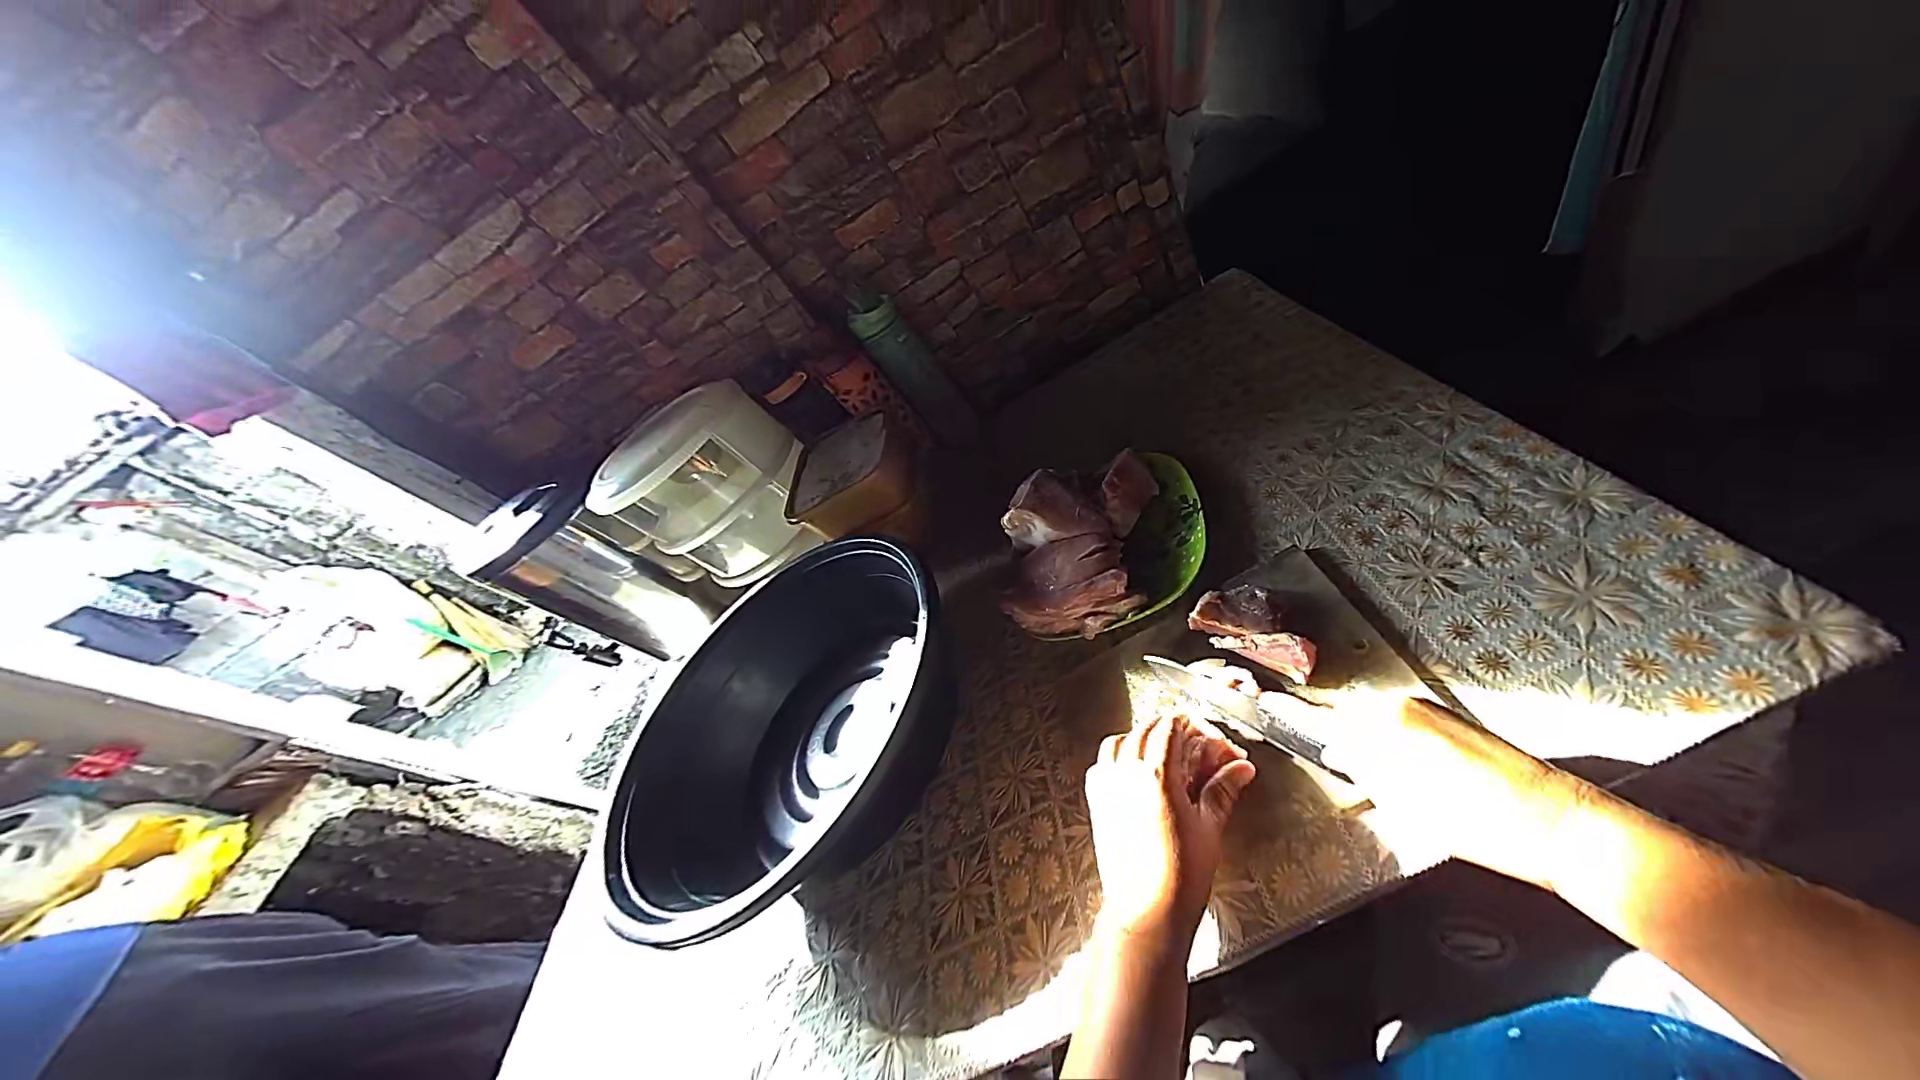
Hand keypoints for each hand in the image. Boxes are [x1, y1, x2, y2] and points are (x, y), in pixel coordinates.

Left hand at [1084, 714, 1257, 942]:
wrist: (1146, 911)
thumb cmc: (1179, 878)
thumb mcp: (1210, 827)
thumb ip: (1223, 789)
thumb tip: (1239, 769)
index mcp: (1157, 776)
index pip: (1169, 727)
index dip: (1191, 725)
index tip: (1206, 735)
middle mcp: (1127, 775)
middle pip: (1146, 730)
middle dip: (1172, 731)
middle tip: (1194, 746)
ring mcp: (1108, 786)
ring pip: (1121, 741)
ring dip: (1143, 740)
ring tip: (1167, 756)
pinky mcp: (1097, 801)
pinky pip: (1103, 763)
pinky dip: (1120, 757)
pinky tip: (1138, 772)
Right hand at [1266, 694, 1595, 889]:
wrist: (1563, 827)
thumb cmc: (1484, 823)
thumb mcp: (1407, 803)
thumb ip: (1364, 768)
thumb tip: (1339, 749)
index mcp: (1390, 720)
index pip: (1326, 712)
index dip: (1292, 710)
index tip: (1266, 702)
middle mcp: (1407, 706)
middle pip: (1349, 712)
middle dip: (1332, 730)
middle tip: (1323, 753)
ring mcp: (1433, 712)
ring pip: (1376, 719)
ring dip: (1363, 737)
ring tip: (1365, 770)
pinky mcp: (1453, 723)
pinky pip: (1401, 723)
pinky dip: (1389, 740)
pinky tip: (1400, 769)